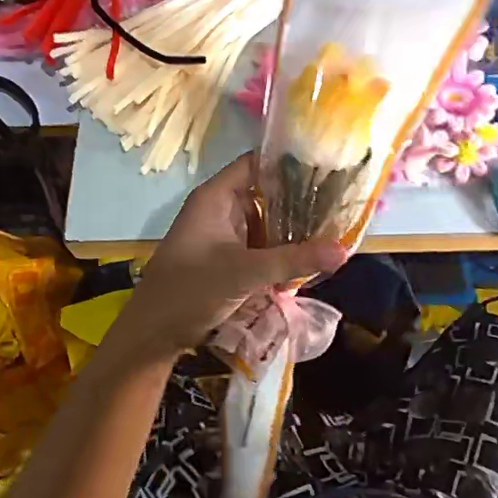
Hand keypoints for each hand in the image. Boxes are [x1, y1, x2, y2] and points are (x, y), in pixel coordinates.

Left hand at [106, 155, 347, 365]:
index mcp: (216, 197)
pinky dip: (282, 249)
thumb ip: (293, 260)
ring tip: (335, 227)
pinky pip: (262, 245)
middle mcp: (221, 209)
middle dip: (300, 199)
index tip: (327, 167)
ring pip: (266, 221)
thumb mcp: (244, 273)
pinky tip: (311, 257)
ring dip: (294, 227)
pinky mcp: (228, 258)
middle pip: (266, 192)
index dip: (289, 162)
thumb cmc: (189, 291)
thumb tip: (343, 250)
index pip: (256, 163)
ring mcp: (224, 234)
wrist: (153, 335)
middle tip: (341, 202)